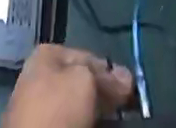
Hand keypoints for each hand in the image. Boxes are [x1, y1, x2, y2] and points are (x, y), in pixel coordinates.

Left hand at [1, 45, 136, 127]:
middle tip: (127, 110)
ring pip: (81, 105)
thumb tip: (125, 75)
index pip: (89, 58)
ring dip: (100, 113)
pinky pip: (75, 120)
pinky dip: (89, 122)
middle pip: (85, 83)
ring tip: (117, 121)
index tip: (132, 92)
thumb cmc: (56, 107)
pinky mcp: (46, 125)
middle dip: (106, 95)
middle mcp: (44, 74)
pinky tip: (99, 125)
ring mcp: (44, 103)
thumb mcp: (84, 82)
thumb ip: (105, 77)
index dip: (112, 74)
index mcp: (48, 55)